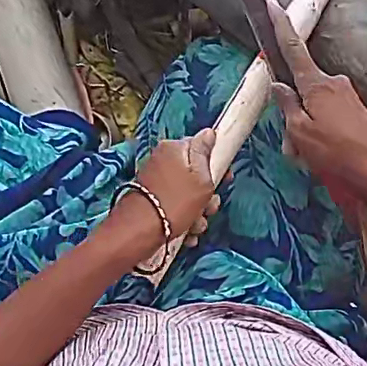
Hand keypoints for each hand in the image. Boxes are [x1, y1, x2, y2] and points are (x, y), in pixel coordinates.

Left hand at [129, 129, 222, 244]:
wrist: (141, 232)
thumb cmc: (176, 202)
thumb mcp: (201, 177)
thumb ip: (205, 152)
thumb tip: (208, 132)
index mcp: (173, 149)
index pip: (201, 148)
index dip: (217, 164)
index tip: (225, 179)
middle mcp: (162, 161)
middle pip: (195, 174)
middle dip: (207, 196)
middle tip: (209, 208)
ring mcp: (155, 182)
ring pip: (187, 195)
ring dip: (198, 213)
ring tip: (196, 226)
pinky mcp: (151, 202)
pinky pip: (175, 207)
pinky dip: (183, 221)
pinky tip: (187, 233)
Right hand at [267, 0, 366, 196]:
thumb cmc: (338, 153)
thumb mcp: (299, 132)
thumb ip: (286, 106)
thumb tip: (280, 88)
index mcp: (317, 84)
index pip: (293, 49)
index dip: (281, 27)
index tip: (274, 7)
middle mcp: (334, 84)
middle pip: (301, 90)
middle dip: (292, 115)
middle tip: (294, 144)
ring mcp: (348, 97)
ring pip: (314, 108)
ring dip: (306, 130)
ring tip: (310, 157)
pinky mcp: (356, 112)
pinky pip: (329, 118)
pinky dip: (321, 135)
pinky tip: (323, 157)